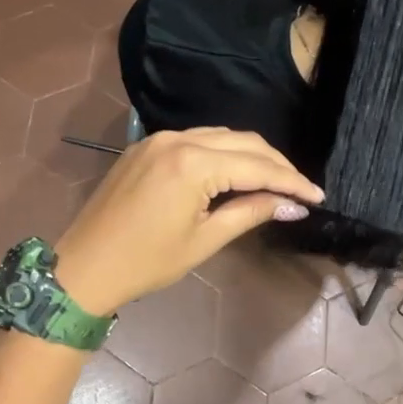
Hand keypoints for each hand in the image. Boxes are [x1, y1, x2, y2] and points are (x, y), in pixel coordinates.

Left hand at [52, 128, 322, 316]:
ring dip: (250, 155)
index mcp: (192, 163)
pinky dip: (221, 153)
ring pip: (220, 136)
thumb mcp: (204, 240)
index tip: (317, 196)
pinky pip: (195, 140)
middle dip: (275, 164)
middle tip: (300, 190)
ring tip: (274, 182)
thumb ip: (250, 212)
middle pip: (242, 141)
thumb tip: (292, 205)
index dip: (291, 181)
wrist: (84, 267)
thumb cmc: (146, 262)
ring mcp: (157, 139)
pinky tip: (235, 172)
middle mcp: (177, 139)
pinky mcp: (145, 146)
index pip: (257, 165)